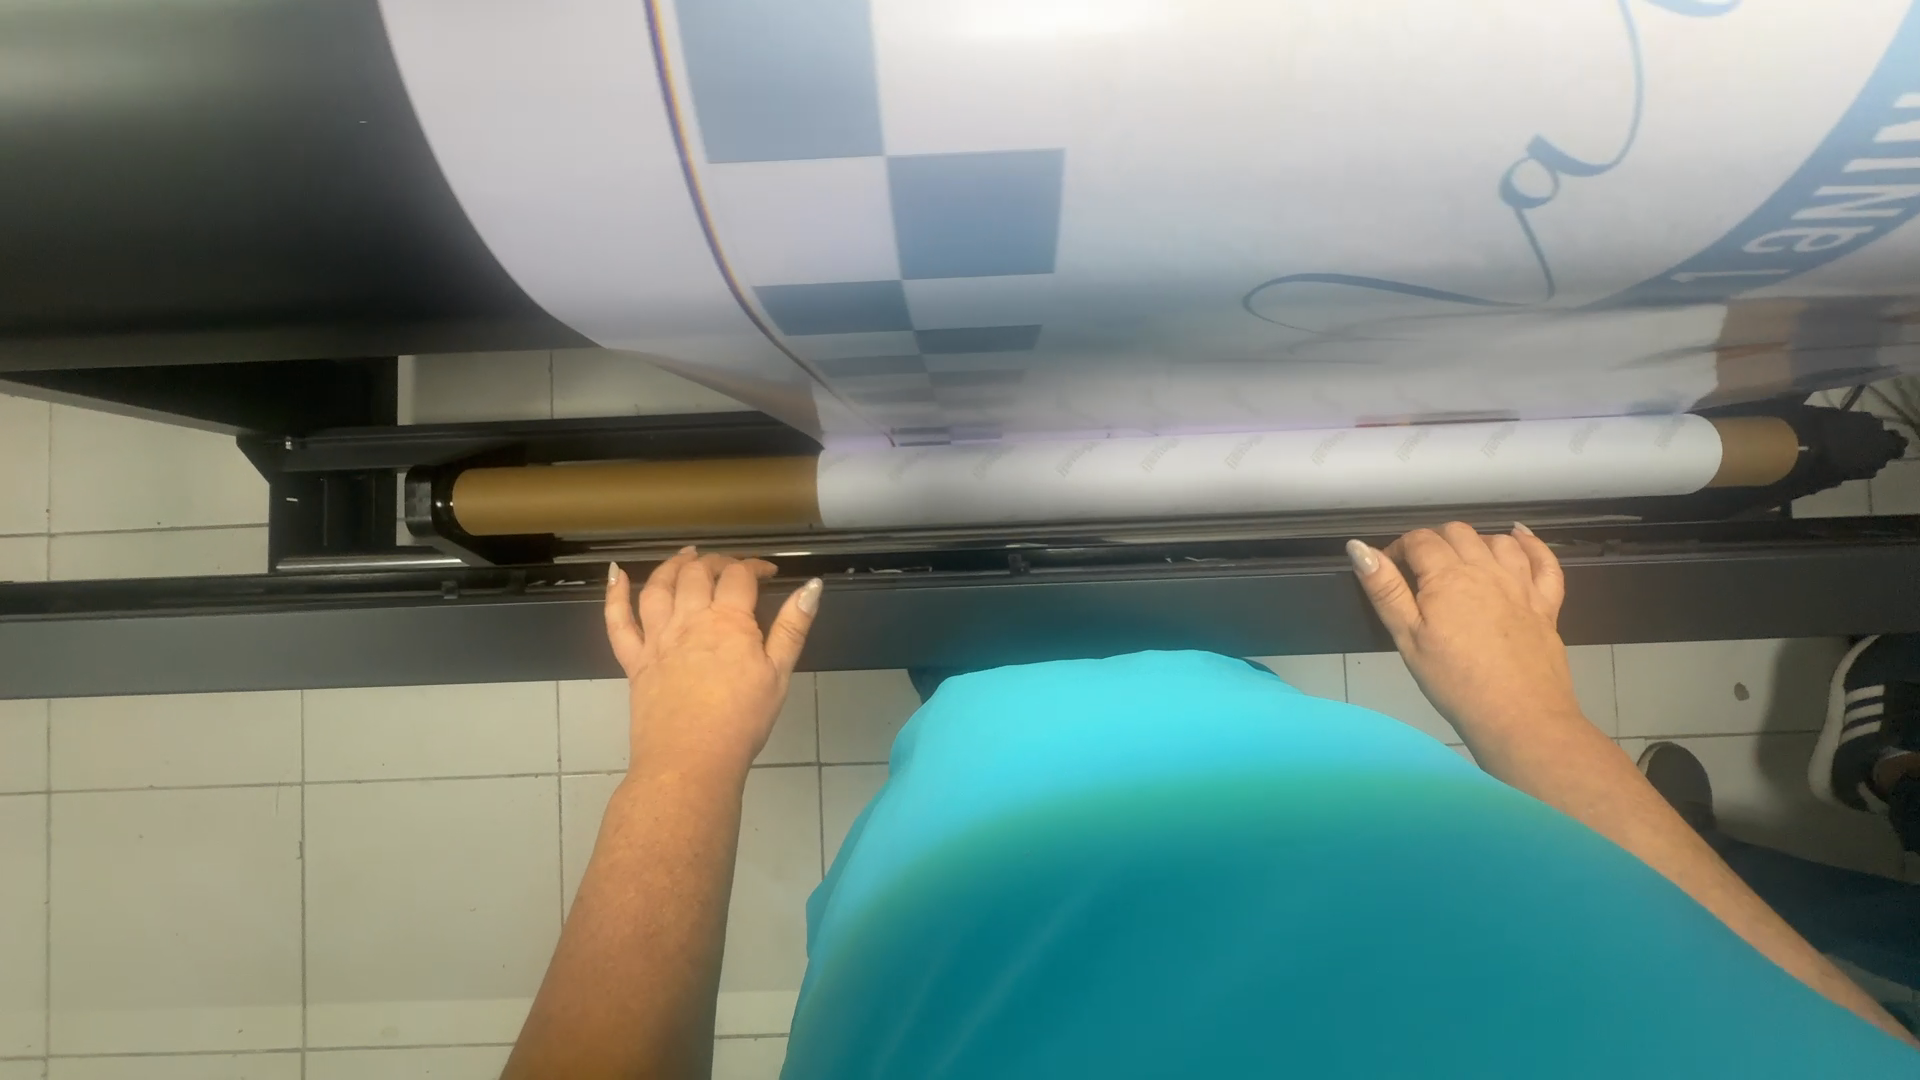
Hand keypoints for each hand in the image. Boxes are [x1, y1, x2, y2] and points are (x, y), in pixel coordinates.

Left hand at [604, 547, 821, 774]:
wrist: (690, 761)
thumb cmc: (742, 721)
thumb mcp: (779, 673)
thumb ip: (793, 627)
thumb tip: (812, 587)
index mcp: (729, 622)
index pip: (740, 575)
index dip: (755, 566)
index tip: (769, 572)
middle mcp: (689, 620)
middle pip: (698, 573)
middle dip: (717, 561)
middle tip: (731, 566)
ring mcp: (657, 638)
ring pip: (659, 587)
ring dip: (673, 565)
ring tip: (686, 556)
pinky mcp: (634, 660)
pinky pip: (617, 621)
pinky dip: (614, 594)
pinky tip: (616, 575)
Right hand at [1347, 523, 1582, 736]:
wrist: (1519, 716)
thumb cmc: (1453, 680)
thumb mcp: (1406, 636)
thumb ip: (1385, 589)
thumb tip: (1359, 548)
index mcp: (1447, 578)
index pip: (1419, 540)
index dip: (1398, 549)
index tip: (1387, 571)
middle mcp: (1486, 571)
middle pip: (1457, 533)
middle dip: (1432, 541)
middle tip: (1416, 571)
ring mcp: (1521, 585)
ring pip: (1496, 541)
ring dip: (1473, 541)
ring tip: (1456, 561)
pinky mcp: (1546, 604)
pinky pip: (1545, 561)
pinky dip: (1531, 543)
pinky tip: (1517, 537)